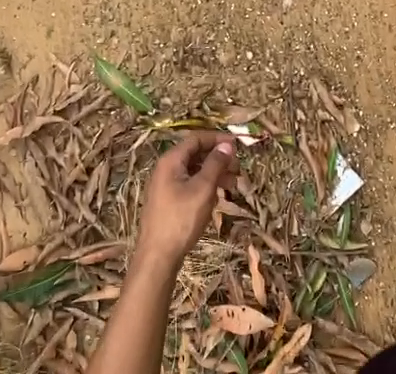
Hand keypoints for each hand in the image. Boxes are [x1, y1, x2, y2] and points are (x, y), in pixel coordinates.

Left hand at [135, 131, 236, 268]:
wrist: (157, 257)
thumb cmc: (181, 219)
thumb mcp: (203, 189)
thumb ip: (215, 164)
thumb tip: (227, 145)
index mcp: (171, 161)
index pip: (196, 139)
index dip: (217, 139)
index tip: (237, 145)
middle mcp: (166, 169)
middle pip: (195, 154)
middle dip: (218, 158)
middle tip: (238, 168)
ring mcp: (165, 186)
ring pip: (194, 171)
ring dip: (215, 174)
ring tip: (233, 184)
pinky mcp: (168, 202)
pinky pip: (189, 185)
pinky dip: (205, 186)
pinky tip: (217, 197)